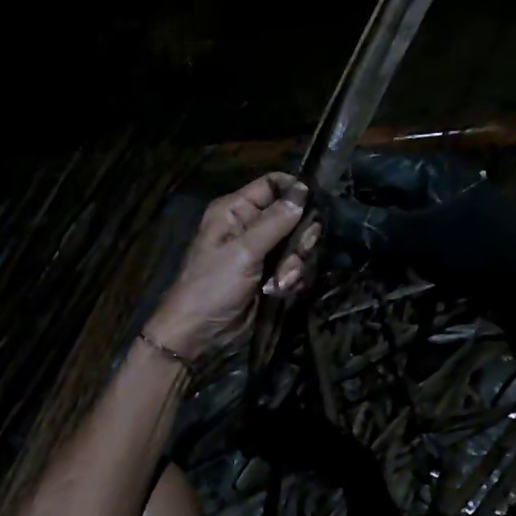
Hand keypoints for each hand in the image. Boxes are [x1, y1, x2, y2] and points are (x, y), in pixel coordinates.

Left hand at [144, 172, 316, 360]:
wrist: (199, 330)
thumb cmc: (212, 286)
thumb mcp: (243, 251)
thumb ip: (274, 222)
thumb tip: (303, 191)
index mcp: (234, 210)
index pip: (272, 184)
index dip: (295, 191)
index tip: (315, 206)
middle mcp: (248, 225)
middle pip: (292, 216)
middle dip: (299, 238)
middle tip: (296, 254)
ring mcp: (260, 251)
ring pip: (296, 244)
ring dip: (294, 264)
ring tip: (280, 281)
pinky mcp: (268, 273)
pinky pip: (293, 266)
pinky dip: (291, 279)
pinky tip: (279, 290)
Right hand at [325, 151, 515, 358]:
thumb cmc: (476, 250)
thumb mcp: (418, 236)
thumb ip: (367, 223)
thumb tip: (318, 211)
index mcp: (423, 170)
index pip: (365, 164)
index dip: (332, 179)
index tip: (299, 198)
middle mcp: (420, 184)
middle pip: (367, 191)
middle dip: (337, 212)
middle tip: (308, 233)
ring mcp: (424, 213)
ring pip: (374, 217)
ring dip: (350, 235)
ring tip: (323, 253)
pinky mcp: (426, 239)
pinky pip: (387, 237)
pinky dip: (368, 249)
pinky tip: (347, 263)